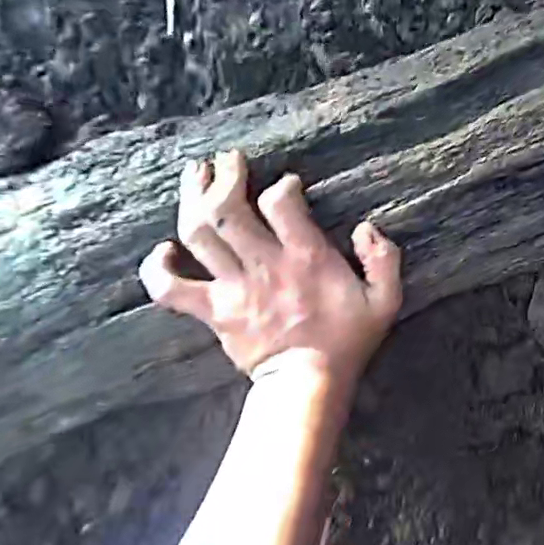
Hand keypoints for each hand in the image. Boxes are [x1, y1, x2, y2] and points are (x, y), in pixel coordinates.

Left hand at [138, 150, 402, 386]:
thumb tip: (365, 227)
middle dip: (224, 177)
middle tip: (227, 159)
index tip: (288, 184)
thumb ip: (383, 258)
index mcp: (305, 257)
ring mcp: (233, 289)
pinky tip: (161, 250)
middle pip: (228, 210)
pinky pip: (170, 290)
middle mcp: (263, 265)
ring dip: (191, 200)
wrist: (309, 385)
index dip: (282, 185)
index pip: (280, 202)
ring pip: (198, 235)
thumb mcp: (385, 299)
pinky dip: (157, 269)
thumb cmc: (347, 339)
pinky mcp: (213, 311)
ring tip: (194, 175)